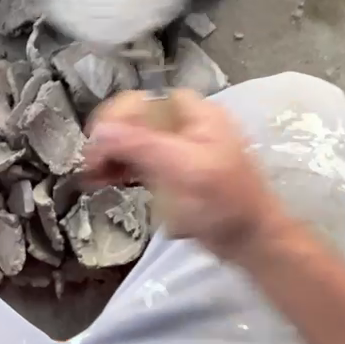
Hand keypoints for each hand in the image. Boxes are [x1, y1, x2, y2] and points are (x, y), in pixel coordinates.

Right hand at [84, 89, 288, 253]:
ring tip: (91, 176)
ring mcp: (177, 148)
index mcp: (195, 113)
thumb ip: (143, 146)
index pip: (143, 99)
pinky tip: (103, 180)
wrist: (254, 244)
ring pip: (132, 139)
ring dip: (110, 154)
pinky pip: (138, 159)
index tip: (98, 143)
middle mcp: (184, 124)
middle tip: (90, 164)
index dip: (117, 117)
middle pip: (134, 118)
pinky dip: (120, 167)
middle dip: (109, 138)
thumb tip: (99, 131)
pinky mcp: (171, 171)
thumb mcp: (185, 170)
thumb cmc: (226, 205)